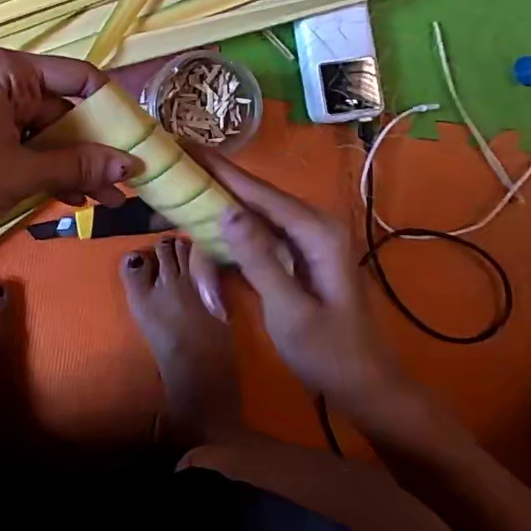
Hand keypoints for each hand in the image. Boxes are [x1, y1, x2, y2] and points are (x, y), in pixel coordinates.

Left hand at [0, 49, 139, 257]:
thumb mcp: (23, 174)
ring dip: (75, 163)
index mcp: (5, 71)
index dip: (112, 108)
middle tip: (128, 180)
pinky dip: (47, 166)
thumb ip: (79, 164)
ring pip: (46, 130)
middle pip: (63, 106)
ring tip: (108, 199)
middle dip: (94, 146)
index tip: (139, 139)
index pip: (78, 77)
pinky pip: (25, 143)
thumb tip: (132, 165)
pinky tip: (74, 196)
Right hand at [195, 150, 418, 419]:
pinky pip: (252, 240)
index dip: (217, 167)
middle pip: (247, 200)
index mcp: (315, 231)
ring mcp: (302, 240)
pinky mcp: (294, 256)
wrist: (366, 387)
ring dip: (215, 242)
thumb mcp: (289, 311)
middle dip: (206, 203)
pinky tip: (207, 260)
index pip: (256, 190)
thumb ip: (258, 259)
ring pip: (245, 222)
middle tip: (165, 201)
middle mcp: (310, 225)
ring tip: (188, 253)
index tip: (182, 143)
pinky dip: (227, 251)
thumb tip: (225, 212)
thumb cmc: (330, 353)